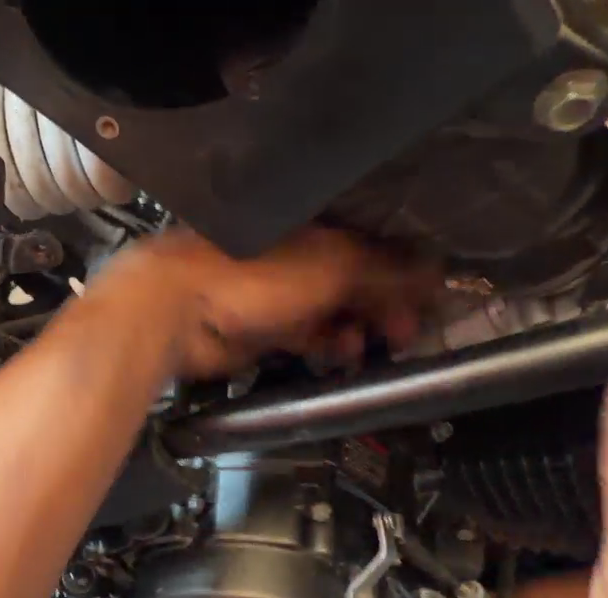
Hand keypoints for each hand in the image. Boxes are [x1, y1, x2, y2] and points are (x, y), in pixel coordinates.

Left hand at [77, 228, 432, 378]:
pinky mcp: (257, 333)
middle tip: (401, 332)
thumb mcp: (331, 267)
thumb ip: (382, 272)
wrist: (177, 311)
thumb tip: (430, 274)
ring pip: (328, 318)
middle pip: (354, 287)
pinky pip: (300, 342)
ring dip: (351, 334)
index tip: (425, 299)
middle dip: (382, 310)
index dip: (402, 275)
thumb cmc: (242, 273)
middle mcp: (296, 261)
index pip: (373, 250)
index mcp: (315, 231)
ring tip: (360, 348)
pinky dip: (320, 349)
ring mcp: (275, 298)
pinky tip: (333, 356)